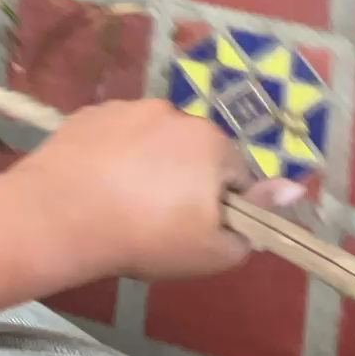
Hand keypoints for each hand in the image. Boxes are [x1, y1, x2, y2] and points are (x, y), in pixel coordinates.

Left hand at [0, 99, 303, 287]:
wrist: (61, 212)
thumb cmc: (147, 235)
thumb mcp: (216, 248)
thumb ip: (259, 218)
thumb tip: (292, 187)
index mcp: (209, 140)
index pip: (234, 172)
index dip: (221, 203)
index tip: (196, 226)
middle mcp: (169, 111)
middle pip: (190, 148)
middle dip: (183, 176)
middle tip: (158, 216)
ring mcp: (123, 108)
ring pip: (149, 138)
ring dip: (146, 160)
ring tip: (122, 199)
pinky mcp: (87, 113)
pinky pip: (113, 134)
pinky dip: (111, 152)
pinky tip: (96, 181)